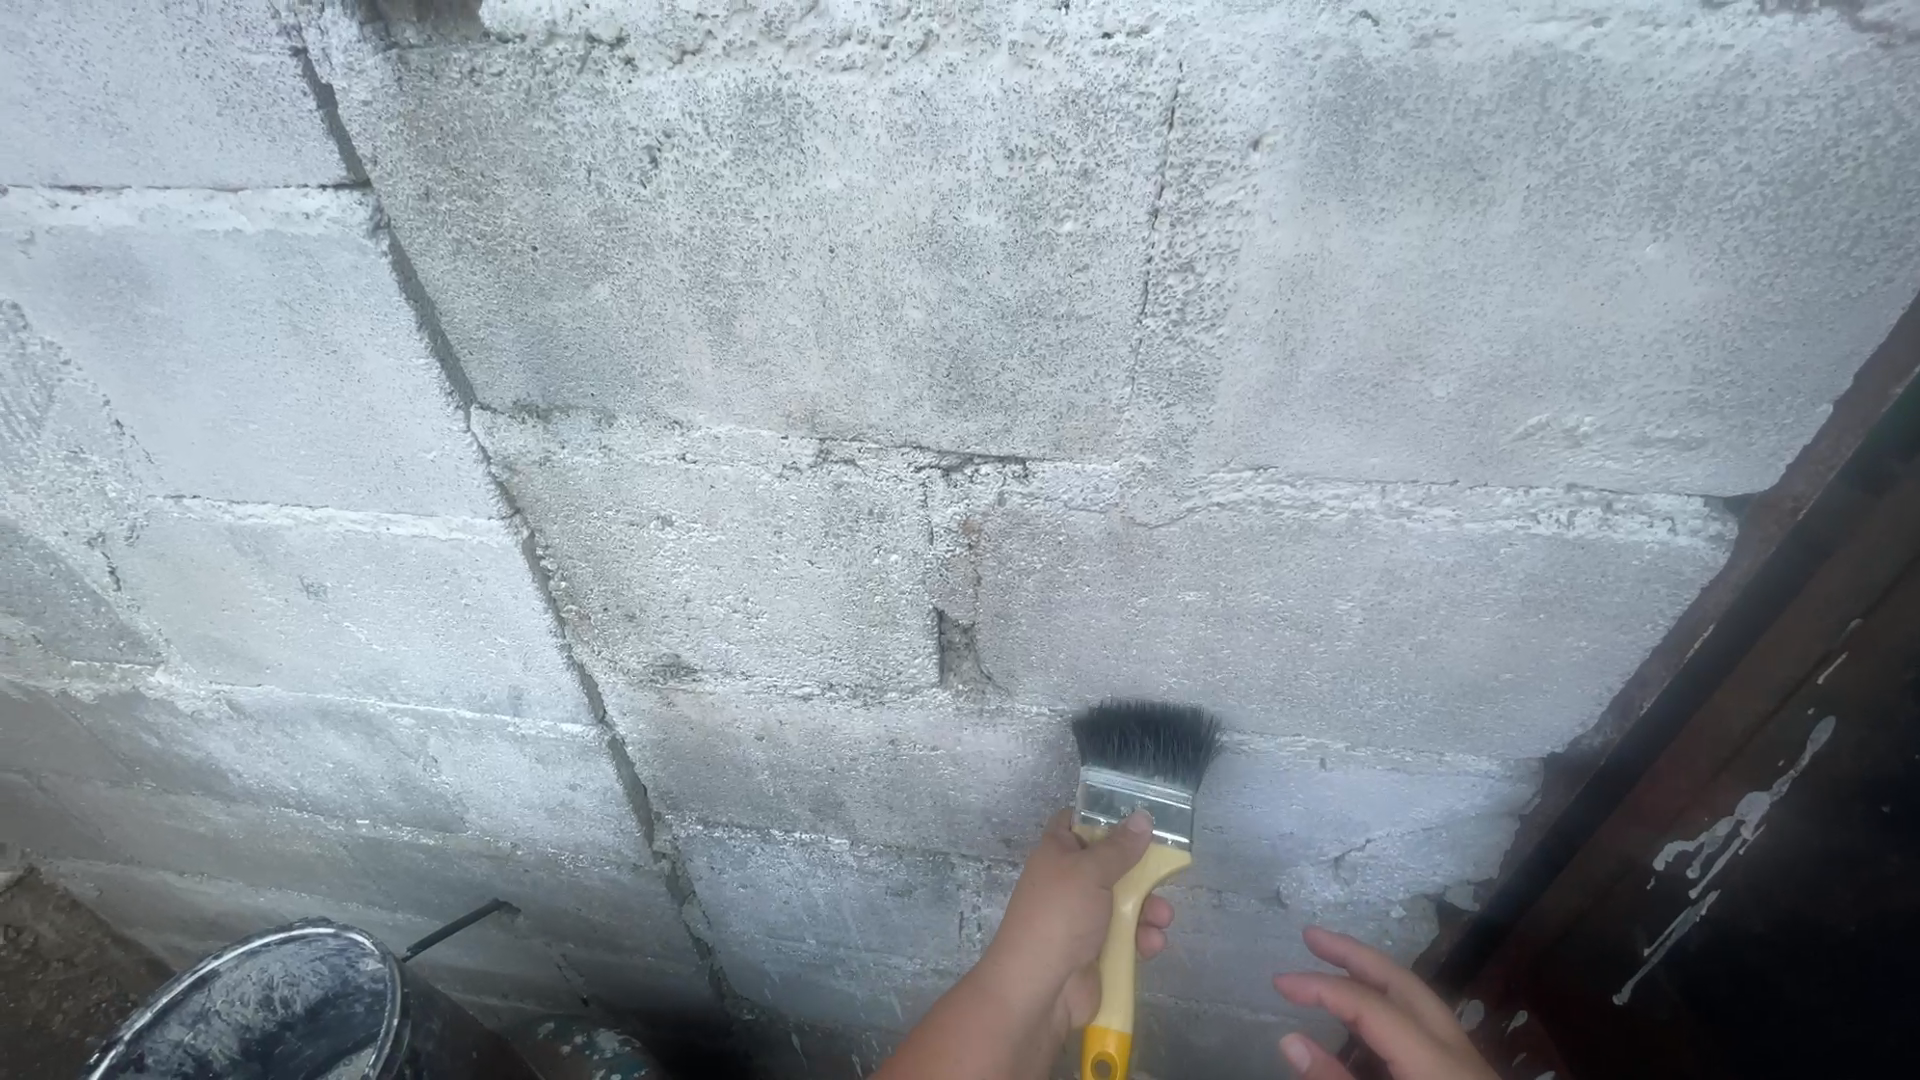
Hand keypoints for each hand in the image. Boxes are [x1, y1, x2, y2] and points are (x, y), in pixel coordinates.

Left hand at [980, 808, 1175, 1037]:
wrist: (1040, 988)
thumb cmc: (1059, 915)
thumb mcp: (1090, 872)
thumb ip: (1119, 848)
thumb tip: (1142, 817)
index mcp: (1058, 851)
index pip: (1077, 822)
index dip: (1102, 817)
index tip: (1135, 818)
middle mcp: (1070, 879)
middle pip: (1111, 863)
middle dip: (1140, 872)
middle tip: (1164, 876)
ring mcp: (1083, 916)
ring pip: (1124, 902)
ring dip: (1148, 909)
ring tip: (1163, 918)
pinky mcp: (1097, 949)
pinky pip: (1126, 936)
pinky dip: (1141, 938)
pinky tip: (1151, 945)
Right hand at [1273, 927, 1497, 1079]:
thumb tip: (1290, 1040)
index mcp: (1440, 1070)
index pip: (1370, 1005)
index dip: (1320, 988)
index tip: (1277, 984)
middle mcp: (1462, 1059)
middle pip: (1405, 985)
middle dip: (1355, 954)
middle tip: (1309, 936)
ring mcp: (1474, 1073)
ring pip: (1422, 1003)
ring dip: (1375, 977)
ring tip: (1333, 962)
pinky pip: (1429, 1029)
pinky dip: (1393, 1008)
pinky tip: (1367, 1019)